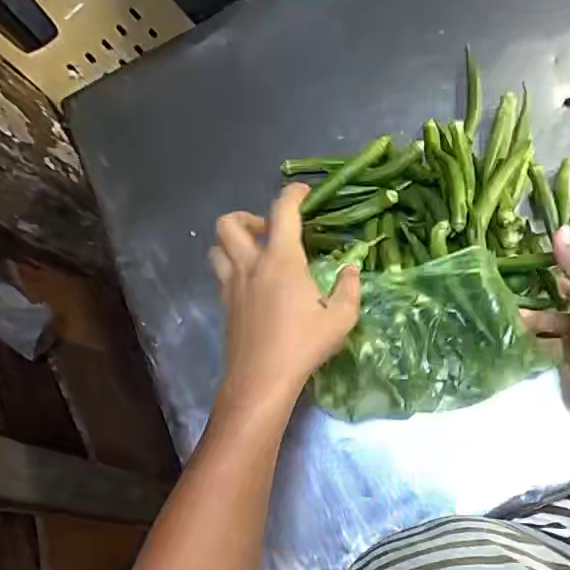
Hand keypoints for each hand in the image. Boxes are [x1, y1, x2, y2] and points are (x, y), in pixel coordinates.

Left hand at [209, 183, 359, 405]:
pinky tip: (254, 285)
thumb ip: (350, 289)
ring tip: (256, 254)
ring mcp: (233, 285)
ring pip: (217, 247)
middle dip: (249, 217)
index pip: (282, 212)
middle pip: (230, 223)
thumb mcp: (341, 318)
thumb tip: (353, 269)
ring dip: (233, 242)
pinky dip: (233, 268)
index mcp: (282, 261)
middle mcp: (251, 265)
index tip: (304, 192)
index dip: (292, 195)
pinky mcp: (225, 305)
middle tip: (272, 233)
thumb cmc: (304, 345)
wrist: (262, 377)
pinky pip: (221, 274)